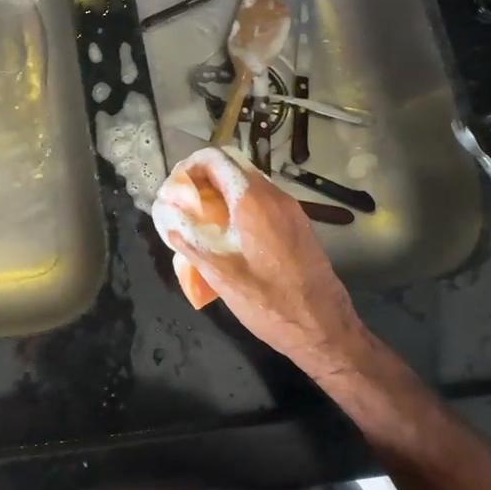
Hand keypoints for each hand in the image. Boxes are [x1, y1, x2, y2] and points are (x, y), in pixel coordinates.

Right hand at [153, 147, 373, 380]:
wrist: (326, 330)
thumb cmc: (271, 304)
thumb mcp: (221, 275)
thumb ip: (188, 239)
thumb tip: (164, 212)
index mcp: (253, 201)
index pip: (215, 159)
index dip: (189, 167)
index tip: (175, 191)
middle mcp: (274, 196)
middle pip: (231, 166)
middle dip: (203, 180)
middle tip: (186, 206)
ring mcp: (290, 209)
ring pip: (247, 182)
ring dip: (222, 193)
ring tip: (204, 223)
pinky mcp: (298, 224)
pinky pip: (263, 200)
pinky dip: (241, 206)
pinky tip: (231, 237)